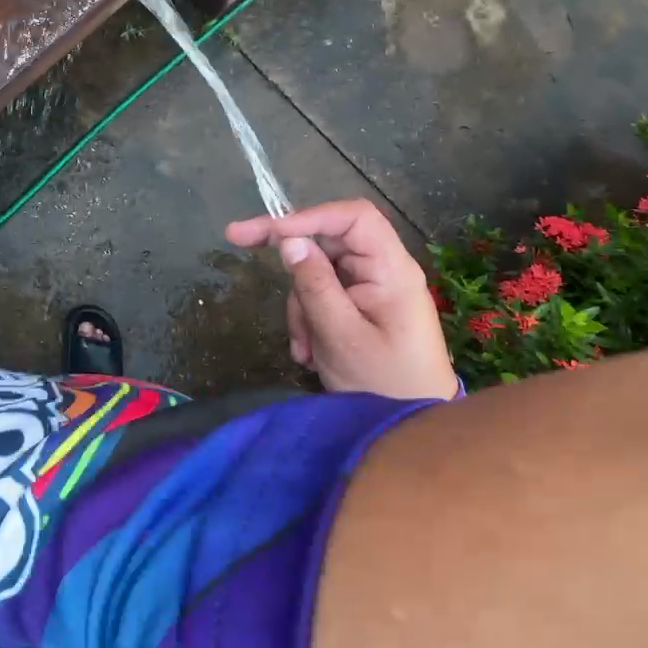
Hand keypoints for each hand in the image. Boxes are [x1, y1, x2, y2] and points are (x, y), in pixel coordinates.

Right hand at [225, 199, 455, 399]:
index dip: (307, 215)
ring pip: (319, 270)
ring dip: (300, 304)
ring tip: (304, 347)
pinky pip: (324, 294)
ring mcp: (374, 288)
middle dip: (292, 261)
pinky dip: (309, 318)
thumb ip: (314, 285)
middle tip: (237, 240)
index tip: (265, 230)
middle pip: (329, 241)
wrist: (410, 432)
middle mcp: (384, 270)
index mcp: (391, 270)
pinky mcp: (363, 306)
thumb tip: (288, 241)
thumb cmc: (383, 384)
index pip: (352, 218)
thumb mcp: (340, 336)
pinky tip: (310, 352)